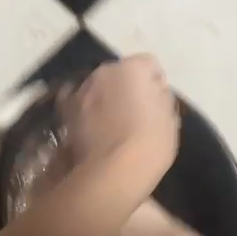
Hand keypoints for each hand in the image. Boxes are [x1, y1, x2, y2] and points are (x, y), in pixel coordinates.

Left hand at [58, 55, 177, 189]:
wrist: (112, 171)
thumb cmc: (149, 144)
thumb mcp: (170, 119)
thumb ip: (161, 96)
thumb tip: (153, 90)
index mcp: (132, 68)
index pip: (149, 64)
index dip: (156, 82)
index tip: (158, 103)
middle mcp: (104, 70)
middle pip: (121, 73)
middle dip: (129, 87)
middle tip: (137, 113)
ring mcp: (82, 88)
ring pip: (100, 86)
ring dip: (107, 97)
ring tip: (114, 125)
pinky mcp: (67, 107)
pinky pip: (82, 102)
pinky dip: (88, 109)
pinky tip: (94, 126)